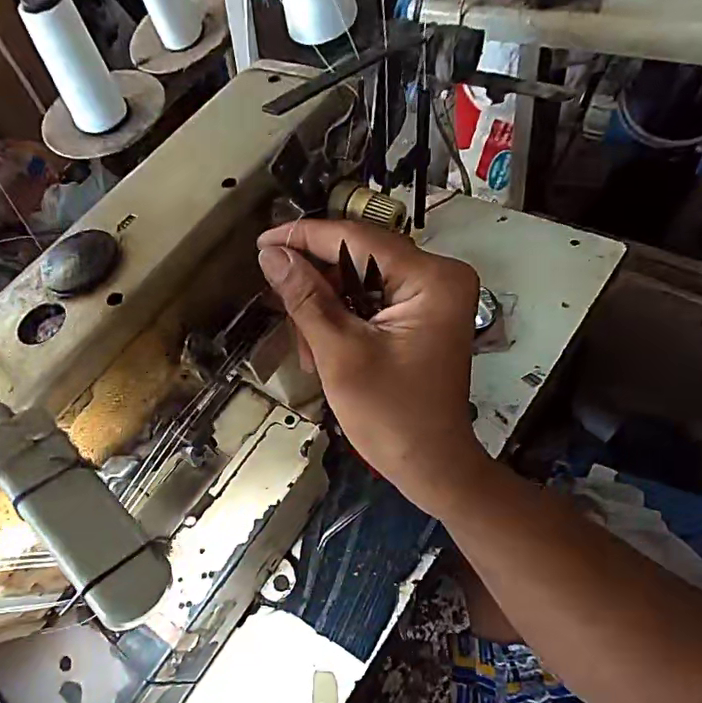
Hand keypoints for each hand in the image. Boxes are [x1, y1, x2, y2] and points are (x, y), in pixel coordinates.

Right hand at [257, 219, 487, 513]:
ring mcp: (430, 296)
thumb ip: (305, 298)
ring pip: (355, 280)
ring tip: (308, 350)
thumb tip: (272, 255)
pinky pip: (366, 300)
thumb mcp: (339, 353)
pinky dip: (338, 320)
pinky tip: (323, 349)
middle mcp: (438, 277)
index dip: (304, 238)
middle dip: (315, 287)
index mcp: (432, 279)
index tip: (263, 241)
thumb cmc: (392, 416)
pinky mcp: (418, 314)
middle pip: (356, 258)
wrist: (429, 464)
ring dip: (322, 309)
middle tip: (283, 311)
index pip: (357, 239)